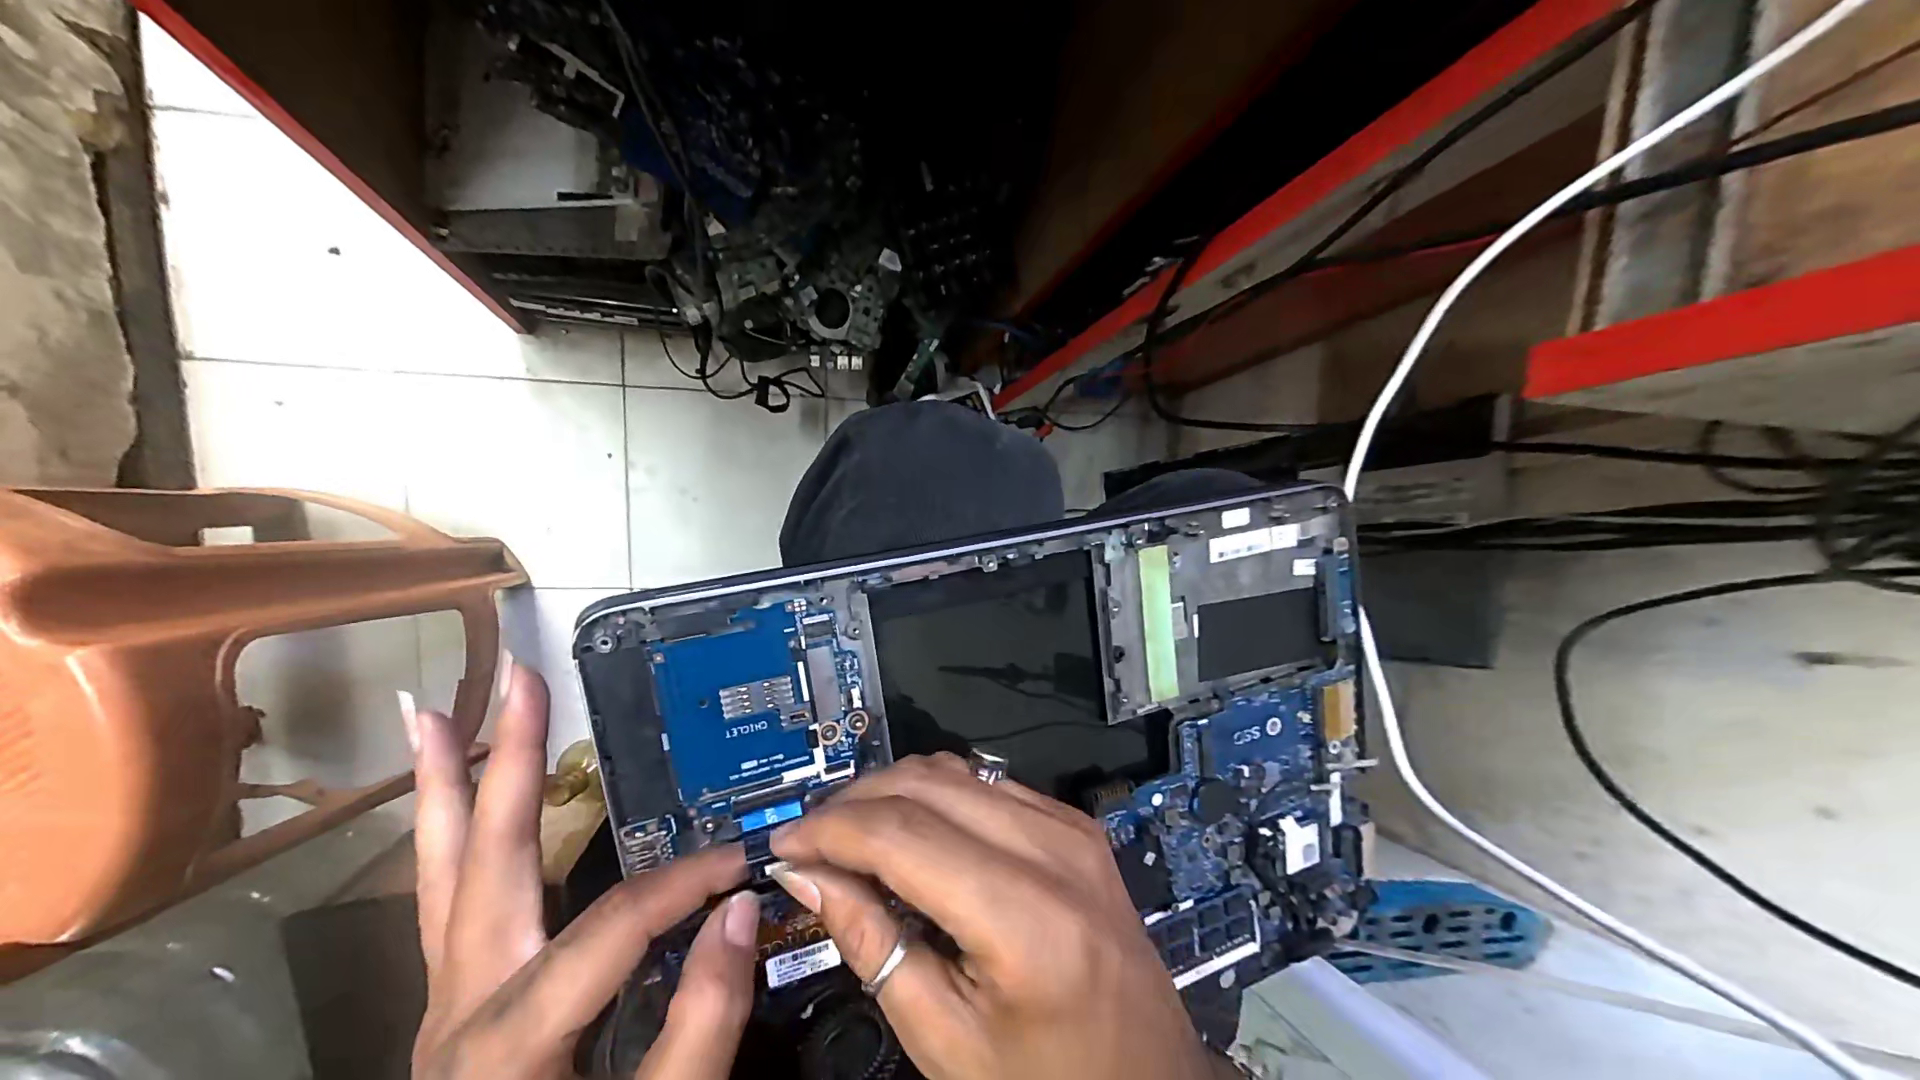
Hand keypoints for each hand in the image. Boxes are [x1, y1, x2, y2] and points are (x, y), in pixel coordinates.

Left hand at [405, 663, 759, 1078]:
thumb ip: (701, 1024)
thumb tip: (740, 910)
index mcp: (509, 1035)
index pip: (616, 924)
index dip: (687, 886)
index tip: (742, 863)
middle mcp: (459, 1002)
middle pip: (483, 859)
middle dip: (503, 760)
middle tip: (514, 682)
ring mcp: (445, 998)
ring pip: (440, 874)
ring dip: (444, 789)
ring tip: (430, 715)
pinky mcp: (457, 999)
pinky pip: (447, 901)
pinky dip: (452, 838)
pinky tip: (461, 804)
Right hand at [768, 753, 1230, 1079]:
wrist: (1150, 1075)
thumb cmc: (1048, 1078)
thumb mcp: (945, 1039)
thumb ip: (872, 944)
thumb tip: (810, 874)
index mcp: (1025, 917)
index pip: (903, 835)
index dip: (832, 829)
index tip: (786, 842)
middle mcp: (1053, 850)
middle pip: (926, 783)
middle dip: (853, 800)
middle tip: (811, 838)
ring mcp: (1068, 827)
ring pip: (953, 769)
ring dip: (890, 790)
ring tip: (850, 833)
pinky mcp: (1072, 822)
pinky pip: (985, 782)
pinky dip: (934, 794)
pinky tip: (909, 830)